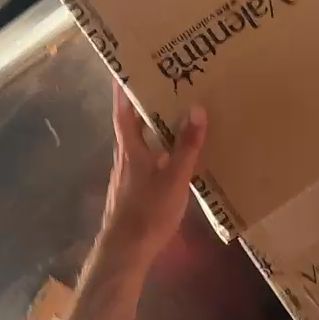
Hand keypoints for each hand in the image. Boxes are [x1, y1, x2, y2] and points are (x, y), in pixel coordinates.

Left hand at [96, 89, 207, 269]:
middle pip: (131, 126)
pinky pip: (146, 163)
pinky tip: (173, 159)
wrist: (125, 251)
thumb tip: (196, 108)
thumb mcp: (174, 178)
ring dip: (151, 130)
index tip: (122, 68)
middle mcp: (125, 159)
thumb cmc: (148, 212)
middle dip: (141, 106)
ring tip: (172, 117)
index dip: (122, 90)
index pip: (123, 112)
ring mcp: (127, 177)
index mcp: (130, 150)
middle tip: (159, 85)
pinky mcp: (133, 193)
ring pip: (139, 145)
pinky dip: (158, 153)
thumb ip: (186, 146)